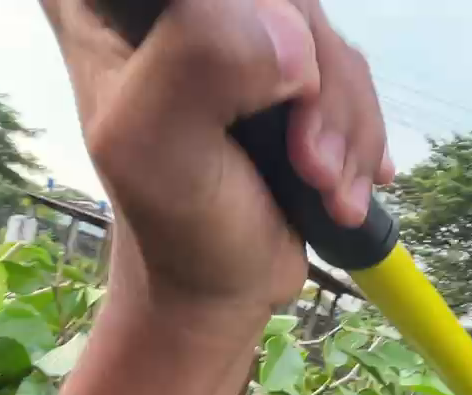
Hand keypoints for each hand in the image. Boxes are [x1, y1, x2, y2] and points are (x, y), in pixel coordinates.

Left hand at [40, 0, 392, 326]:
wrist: (223, 288)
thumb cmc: (180, 228)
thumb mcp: (157, 144)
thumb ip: (202, 59)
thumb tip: (292, 36)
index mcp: (112, 0)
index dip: (259, 26)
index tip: (271, 102)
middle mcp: (175, 7)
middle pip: (284, 0)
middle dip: (320, 92)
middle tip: (313, 168)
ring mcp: (238, 37)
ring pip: (324, 37)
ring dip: (347, 127)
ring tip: (330, 191)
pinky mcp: (285, 75)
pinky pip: (347, 74)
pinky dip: (359, 136)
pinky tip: (344, 186)